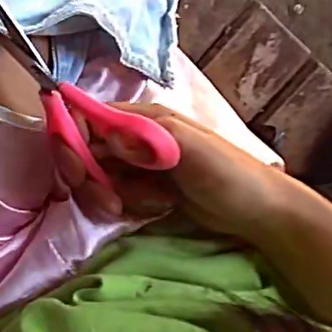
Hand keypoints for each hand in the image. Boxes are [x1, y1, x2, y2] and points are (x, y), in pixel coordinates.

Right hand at [64, 103, 301, 242]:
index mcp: (143, 119)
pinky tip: (153, 210)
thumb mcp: (194, 151)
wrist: (259, 212)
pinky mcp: (142, 190)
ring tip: (140, 207)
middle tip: (111, 202)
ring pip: (95, 178)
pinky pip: (113, 197)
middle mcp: (133, 138)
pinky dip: (124, 207)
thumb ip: (149, 139)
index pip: (88, 119)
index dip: (72, 141)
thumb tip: (106, 134)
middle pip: (84, 152)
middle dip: (89, 179)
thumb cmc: (231, 174)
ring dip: (107, 197)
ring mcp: (136, 165)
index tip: (78, 172)